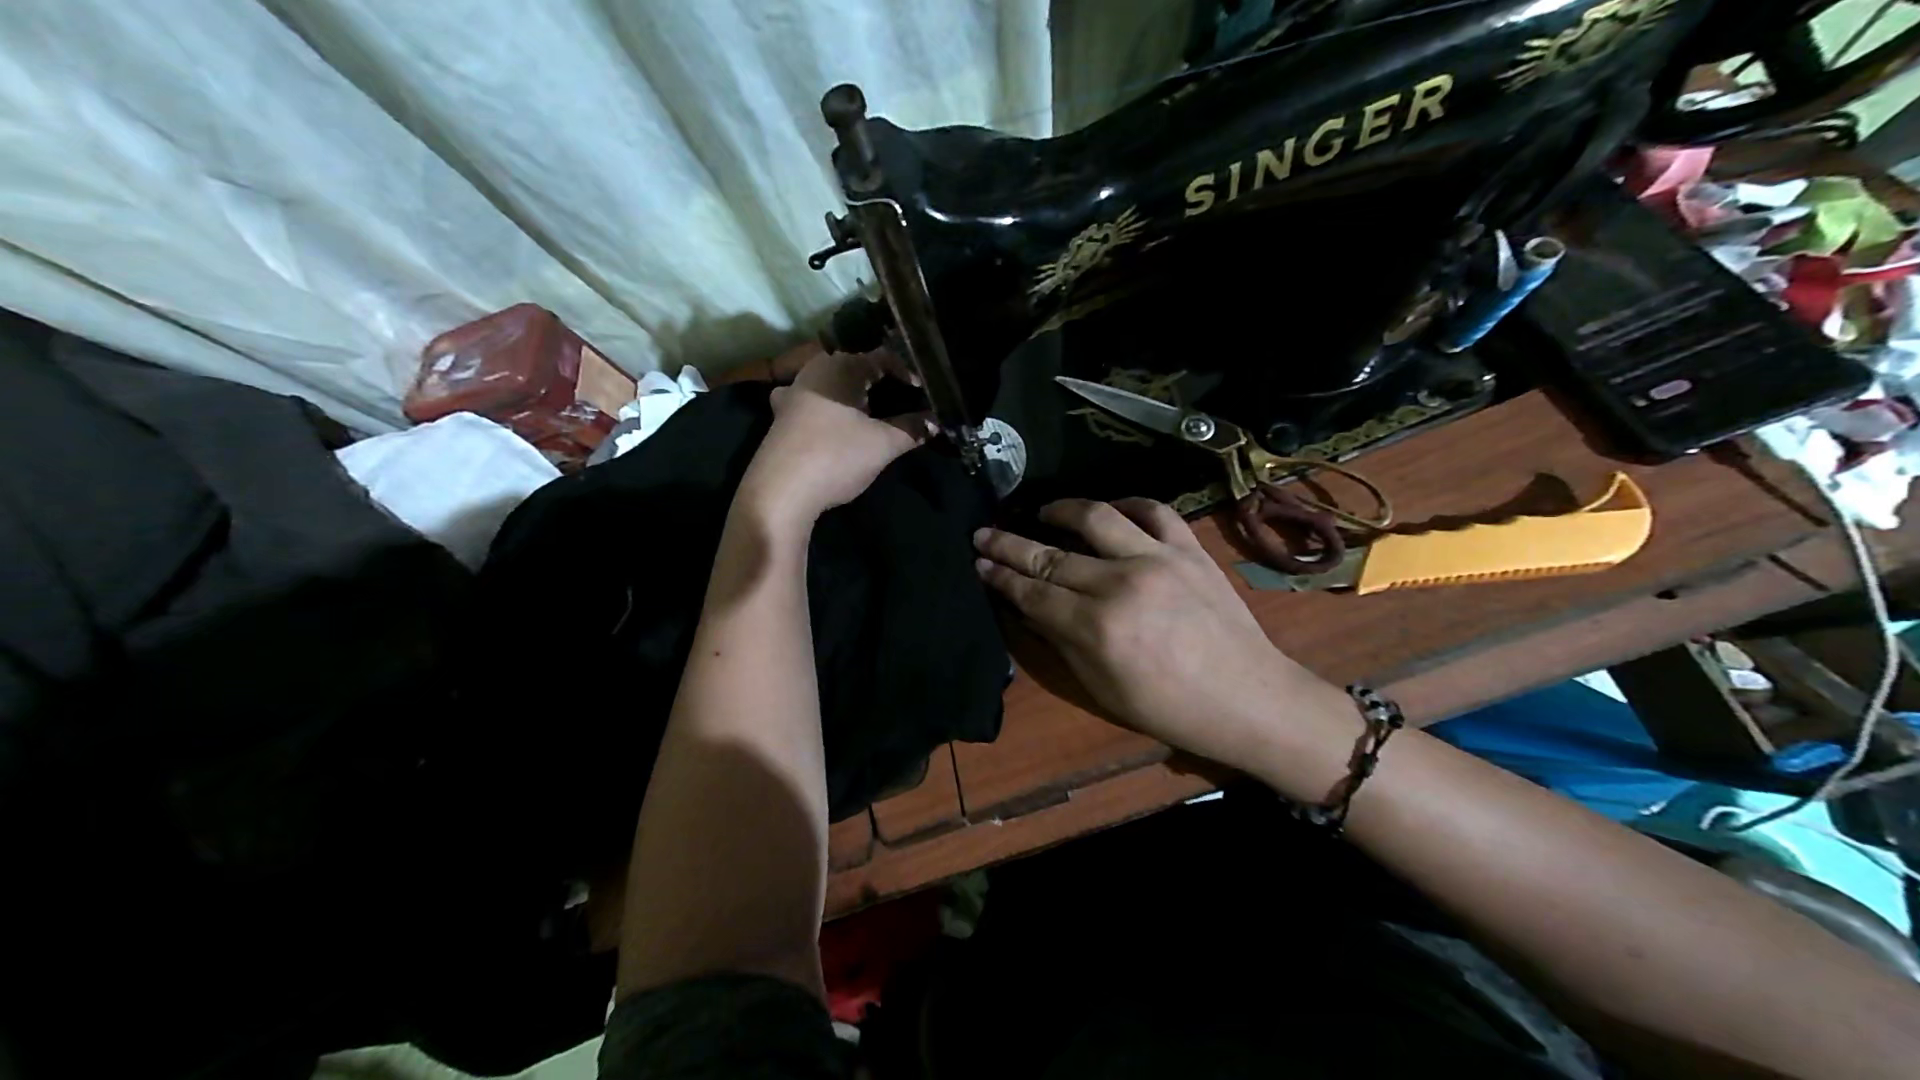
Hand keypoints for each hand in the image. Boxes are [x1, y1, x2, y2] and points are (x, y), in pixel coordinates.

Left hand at [738, 349, 934, 525]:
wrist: (780, 492)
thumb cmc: (836, 456)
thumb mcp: (883, 444)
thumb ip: (912, 429)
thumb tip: (935, 422)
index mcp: (840, 366)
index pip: (882, 357)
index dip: (908, 374)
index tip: (925, 394)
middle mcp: (814, 371)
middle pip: (856, 368)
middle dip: (882, 383)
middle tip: (905, 403)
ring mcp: (793, 393)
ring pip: (833, 384)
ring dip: (855, 395)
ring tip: (874, 413)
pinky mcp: (783, 417)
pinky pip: (816, 402)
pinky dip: (832, 408)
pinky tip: (835, 422)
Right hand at [973, 499, 1353, 778]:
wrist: (1249, 698)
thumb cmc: (1169, 707)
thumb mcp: (1102, 688)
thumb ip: (1060, 642)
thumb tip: (1028, 607)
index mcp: (1095, 628)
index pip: (1031, 591)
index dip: (999, 576)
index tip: (978, 562)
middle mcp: (1120, 583)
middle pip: (1050, 555)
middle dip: (1009, 544)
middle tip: (983, 533)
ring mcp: (1158, 559)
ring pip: (1097, 517)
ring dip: (1062, 509)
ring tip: (1043, 511)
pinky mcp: (1189, 549)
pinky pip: (1154, 510)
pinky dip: (1127, 503)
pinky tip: (1111, 509)